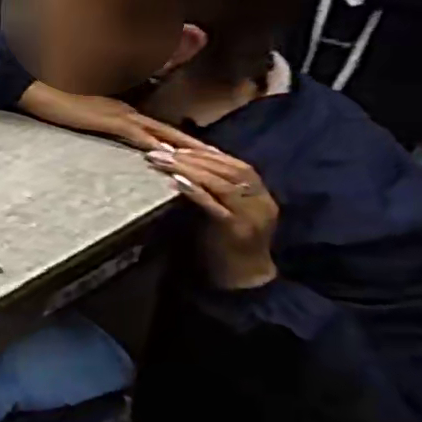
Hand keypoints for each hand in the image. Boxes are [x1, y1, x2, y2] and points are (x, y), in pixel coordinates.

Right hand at [17, 82, 210, 152]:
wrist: (34, 86)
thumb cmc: (50, 98)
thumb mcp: (77, 111)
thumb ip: (95, 119)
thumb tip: (105, 130)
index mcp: (121, 111)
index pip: (160, 128)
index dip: (185, 140)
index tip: (206, 153)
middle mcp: (128, 112)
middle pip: (171, 131)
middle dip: (199, 147)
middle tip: (226, 162)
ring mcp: (120, 115)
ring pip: (165, 134)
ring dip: (189, 150)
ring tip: (213, 164)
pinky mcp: (110, 121)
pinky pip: (142, 137)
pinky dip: (160, 147)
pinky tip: (175, 159)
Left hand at [147, 146, 279, 289]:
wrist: (242, 278)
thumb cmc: (224, 241)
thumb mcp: (221, 209)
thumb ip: (211, 189)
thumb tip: (181, 164)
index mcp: (260, 196)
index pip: (237, 165)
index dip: (206, 152)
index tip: (175, 143)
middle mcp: (262, 203)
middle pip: (232, 170)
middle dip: (194, 157)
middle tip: (159, 149)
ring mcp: (253, 217)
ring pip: (225, 185)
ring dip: (190, 169)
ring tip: (161, 160)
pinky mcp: (237, 231)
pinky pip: (217, 207)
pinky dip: (196, 191)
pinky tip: (176, 181)